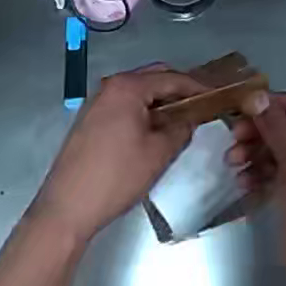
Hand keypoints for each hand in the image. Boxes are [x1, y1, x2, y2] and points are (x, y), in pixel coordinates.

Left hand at [30, 65, 206, 244]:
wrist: (68, 206)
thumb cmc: (117, 176)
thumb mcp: (159, 152)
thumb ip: (181, 128)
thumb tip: (190, 118)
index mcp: (127, 87)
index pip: (171, 78)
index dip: (197, 87)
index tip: (217, 96)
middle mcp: (109, 86)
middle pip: (153, 78)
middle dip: (178, 90)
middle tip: (201, 107)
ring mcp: (96, 102)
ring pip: (137, 93)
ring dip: (160, 102)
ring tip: (182, 120)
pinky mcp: (89, 120)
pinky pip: (124, 105)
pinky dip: (143, 111)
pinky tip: (155, 130)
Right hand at [227, 92, 285, 285]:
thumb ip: (276, 126)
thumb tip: (255, 94)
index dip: (269, 104)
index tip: (238, 108)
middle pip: (284, 125)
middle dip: (257, 132)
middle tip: (232, 140)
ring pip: (275, 147)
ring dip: (252, 153)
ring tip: (232, 165)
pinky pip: (273, 169)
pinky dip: (257, 173)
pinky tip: (244, 184)